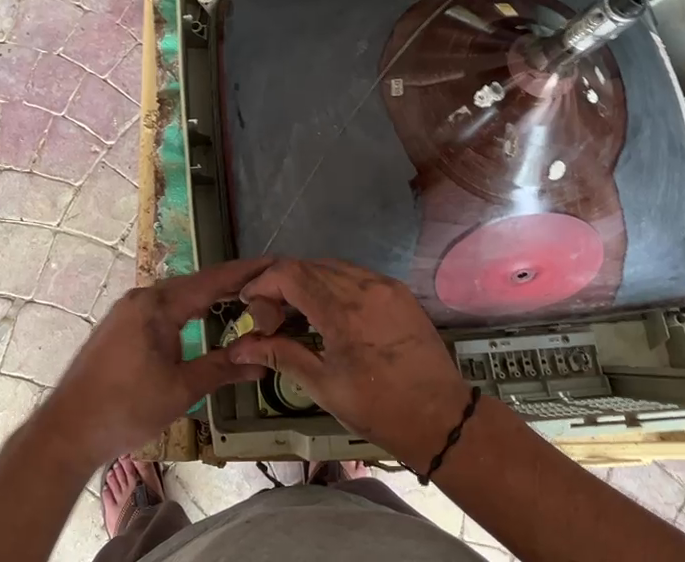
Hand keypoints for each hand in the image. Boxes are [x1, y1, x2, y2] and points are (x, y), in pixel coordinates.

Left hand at [27, 256, 274, 469]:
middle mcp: (142, 297)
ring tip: (244, 300)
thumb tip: (260, 362)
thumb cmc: (126, 408)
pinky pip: (164, 309)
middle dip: (231, 285)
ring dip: (209, 298)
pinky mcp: (121, 326)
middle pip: (195, 285)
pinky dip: (189, 311)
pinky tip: (204, 320)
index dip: (244, 272)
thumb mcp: (181, 390)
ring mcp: (128, 310)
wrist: (68, 430)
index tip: (274, 262)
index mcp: (157, 304)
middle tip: (268, 284)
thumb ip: (221, 369)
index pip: (211, 281)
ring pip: (178, 297)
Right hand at [228, 258, 474, 471]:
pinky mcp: (398, 291)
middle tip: (268, 315)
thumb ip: (281, 356)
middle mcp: (364, 286)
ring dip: (305, 281)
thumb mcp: (324, 387)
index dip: (263, 283)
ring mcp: (384, 285)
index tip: (249, 305)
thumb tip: (239, 349)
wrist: (444, 419)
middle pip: (308, 265)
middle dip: (280, 283)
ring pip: (331, 266)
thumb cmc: (381, 410)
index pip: (290, 273)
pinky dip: (331, 284)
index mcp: (343, 310)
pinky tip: (324, 310)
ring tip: (293, 313)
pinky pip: (354, 274)